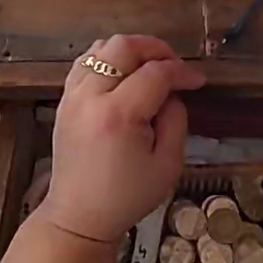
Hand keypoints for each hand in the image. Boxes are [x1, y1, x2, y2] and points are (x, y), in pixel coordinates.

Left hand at [35, 35, 205, 243]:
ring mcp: (72, 96)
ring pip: (101, 48)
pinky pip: (85, 63)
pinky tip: (123, 76)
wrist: (79, 216)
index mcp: (118, 115)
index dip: (182, 71)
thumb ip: (175, 119)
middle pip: (123, 46)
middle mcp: (90, 97)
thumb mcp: (168, 164)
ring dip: (130, 51)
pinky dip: (107, 59)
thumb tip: (171, 92)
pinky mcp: (64, 101)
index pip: (155, 73)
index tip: (198, 81)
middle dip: (155, 48)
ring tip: (150, 69)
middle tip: (174, 66)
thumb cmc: (127, 196)